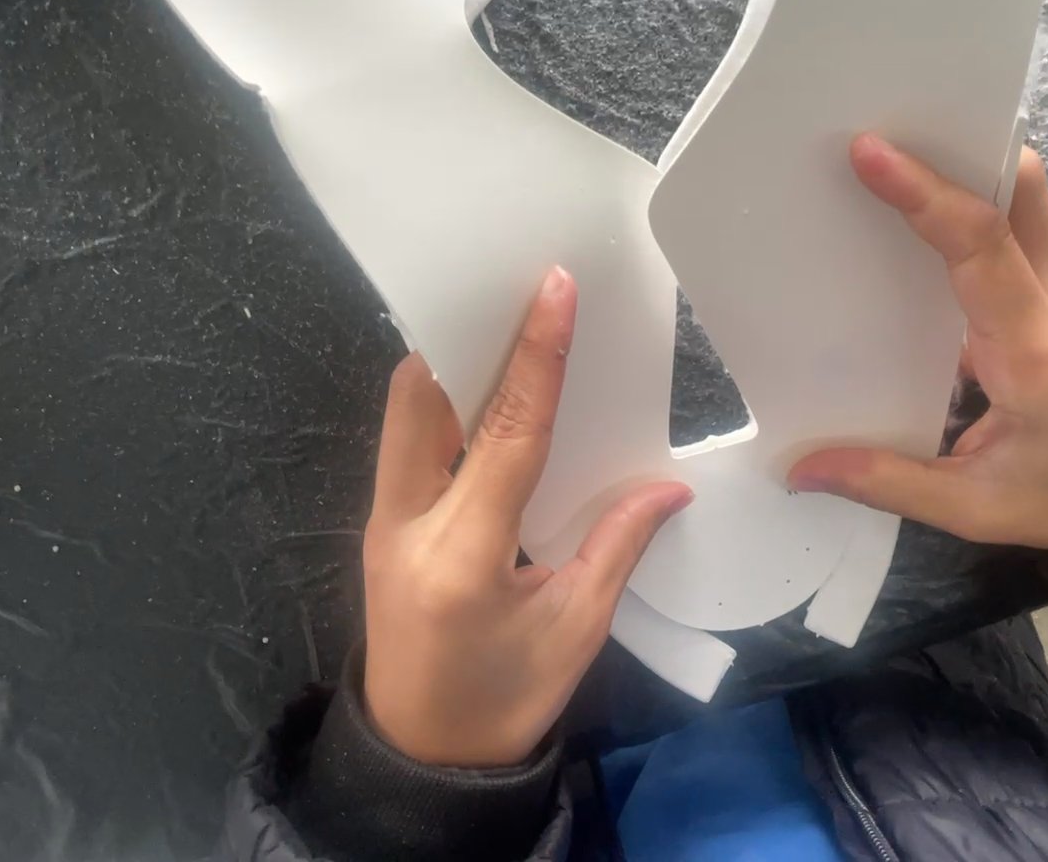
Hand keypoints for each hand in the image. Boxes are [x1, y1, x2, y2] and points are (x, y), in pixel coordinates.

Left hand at [361, 267, 693, 766]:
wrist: (420, 757)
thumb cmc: (503, 700)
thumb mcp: (575, 632)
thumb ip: (617, 548)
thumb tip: (668, 486)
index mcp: (465, 555)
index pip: (508, 433)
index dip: (537, 356)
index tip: (553, 288)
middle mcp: (406, 524)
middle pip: (422, 402)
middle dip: (465, 339)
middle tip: (510, 292)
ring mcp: (381, 522)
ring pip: (402, 414)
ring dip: (444, 363)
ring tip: (494, 324)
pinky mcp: (379, 524)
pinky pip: (402, 440)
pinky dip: (434, 399)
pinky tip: (475, 388)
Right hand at [789, 135, 1047, 571]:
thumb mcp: (978, 511)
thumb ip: (888, 483)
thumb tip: (800, 469)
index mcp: (1033, 354)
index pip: (982, 251)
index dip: (926, 195)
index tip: (872, 151)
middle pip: (1021, 197)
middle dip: (959, 149)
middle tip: (889, 123)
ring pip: (1027, 201)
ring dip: (972, 163)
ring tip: (901, 151)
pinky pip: (1019, 226)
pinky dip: (978, 197)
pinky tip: (925, 210)